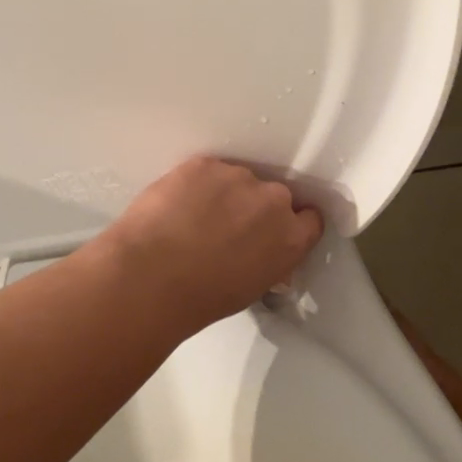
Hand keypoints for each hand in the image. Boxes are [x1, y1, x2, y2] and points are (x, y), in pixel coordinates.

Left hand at [88, 157, 323, 334]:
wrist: (152, 276)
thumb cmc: (201, 298)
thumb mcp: (251, 289)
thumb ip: (268, 262)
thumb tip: (259, 254)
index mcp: (290, 237)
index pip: (309, 218)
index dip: (290, 223)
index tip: (271, 231)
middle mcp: (273, 200)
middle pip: (272, 195)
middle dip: (254, 207)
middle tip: (225, 227)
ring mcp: (238, 176)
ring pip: (237, 180)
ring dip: (223, 193)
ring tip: (193, 217)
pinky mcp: (204, 164)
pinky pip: (206, 171)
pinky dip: (195, 185)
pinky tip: (176, 206)